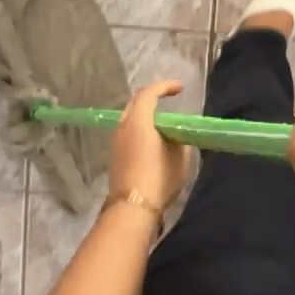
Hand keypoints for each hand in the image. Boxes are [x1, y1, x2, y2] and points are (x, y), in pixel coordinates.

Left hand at [109, 80, 193, 211]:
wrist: (132, 207)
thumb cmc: (159, 179)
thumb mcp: (180, 157)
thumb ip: (179, 140)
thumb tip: (176, 136)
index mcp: (138, 121)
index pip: (148, 93)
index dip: (165, 87)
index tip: (180, 89)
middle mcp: (122, 126)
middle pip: (136, 103)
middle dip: (153, 98)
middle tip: (169, 100)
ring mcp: (115, 141)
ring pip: (130, 118)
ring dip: (146, 115)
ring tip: (163, 122)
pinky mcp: (114, 155)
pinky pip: (128, 133)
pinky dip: (140, 129)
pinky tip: (153, 140)